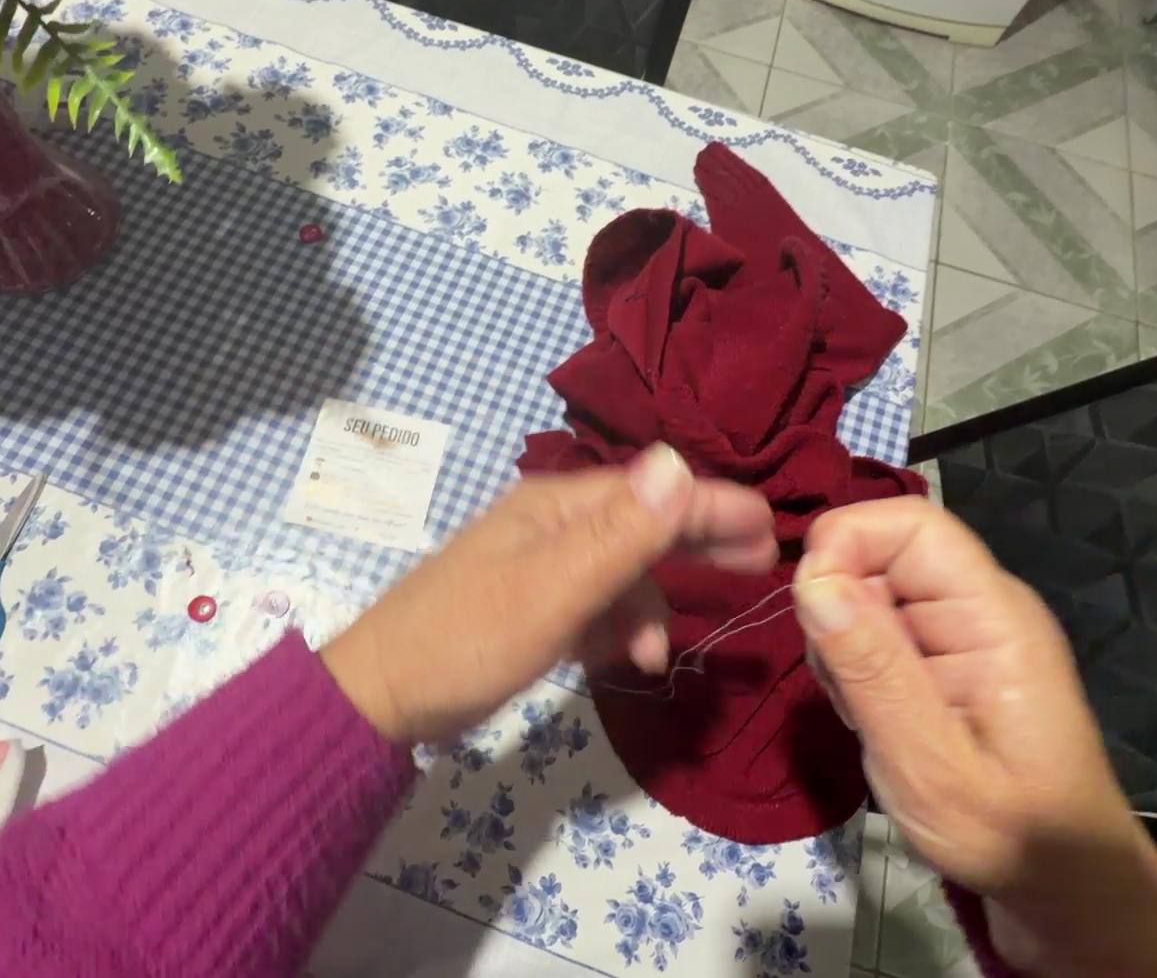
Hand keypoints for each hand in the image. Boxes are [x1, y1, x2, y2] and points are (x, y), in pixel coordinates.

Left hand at [322, 444, 775, 746]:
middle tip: (755, 563)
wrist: (384, 694)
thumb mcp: (553, 589)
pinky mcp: (530, 603)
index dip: (713, 505)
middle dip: (695, 543)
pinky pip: (592, 604)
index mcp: (558, 506)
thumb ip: (620, 534)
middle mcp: (551, 524)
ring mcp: (538, 563)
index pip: (653, 492)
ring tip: (655, 655)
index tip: (772, 526)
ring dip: (646, 608)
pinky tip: (618, 657)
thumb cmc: (469, 639)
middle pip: (640, 523)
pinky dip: (614, 627)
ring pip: (618, 572)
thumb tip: (680, 462)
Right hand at [792, 497, 1156, 977]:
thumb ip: (872, 670)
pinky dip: (846, 660)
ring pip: (862, 589)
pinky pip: (867, 625)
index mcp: (991, 615)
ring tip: (862, 709)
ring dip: (838, 640)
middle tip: (841, 682)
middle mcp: (974, 605)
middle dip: (834, 605)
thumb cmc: (1011, 834)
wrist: (1058, 884)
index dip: (848, 540)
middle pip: (877, 552)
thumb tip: (812, 580)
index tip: (807, 602)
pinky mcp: (932, 653)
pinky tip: (868, 712)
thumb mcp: (929, 765)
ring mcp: (952, 628)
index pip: (912, 525)